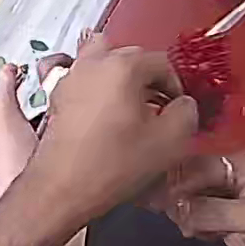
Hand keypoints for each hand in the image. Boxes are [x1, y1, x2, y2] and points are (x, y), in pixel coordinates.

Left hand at [11, 36, 198, 242]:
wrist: (61, 189)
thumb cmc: (113, 164)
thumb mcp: (169, 141)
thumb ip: (187, 113)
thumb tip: (183, 104)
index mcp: (123, 66)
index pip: (161, 62)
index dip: (176, 86)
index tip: (178, 109)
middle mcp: (94, 62)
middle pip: (131, 56)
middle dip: (150, 78)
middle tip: (159, 106)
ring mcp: (71, 77)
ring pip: (103, 59)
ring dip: (121, 76)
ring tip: (130, 105)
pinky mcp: (57, 96)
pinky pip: (84, 78)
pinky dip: (99, 87)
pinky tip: (106, 115)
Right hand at [166, 148, 244, 245]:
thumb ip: (216, 210)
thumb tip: (175, 206)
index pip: (206, 164)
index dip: (183, 180)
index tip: (162, 197)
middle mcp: (236, 173)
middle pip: (193, 176)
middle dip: (179, 195)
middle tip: (164, 212)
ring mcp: (227, 196)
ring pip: (189, 195)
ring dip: (182, 210)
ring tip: (187, 228)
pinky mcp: (220, 218)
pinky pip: (193, 213)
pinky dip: (189, 222)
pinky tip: (194, 234)